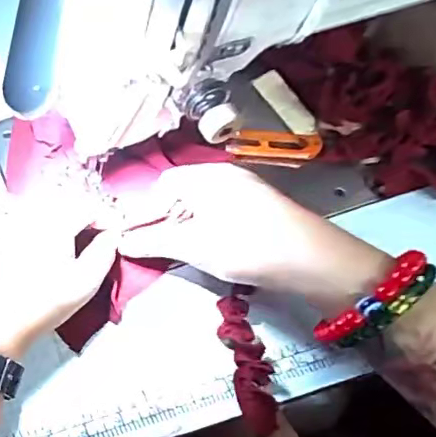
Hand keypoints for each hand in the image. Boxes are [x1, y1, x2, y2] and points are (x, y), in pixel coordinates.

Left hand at [0, 192, 118, 359]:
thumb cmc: (43, 306)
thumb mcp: (85, 284)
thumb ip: (104, 252)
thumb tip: (112, 233)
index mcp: (55, 221)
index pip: (89, 205)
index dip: (105, 218)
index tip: (112, 236)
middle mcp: (29, 211)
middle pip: (64, 199)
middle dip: (82, 214)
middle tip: (92, 238)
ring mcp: (6, 219)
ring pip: (37, 200)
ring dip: (55, 211)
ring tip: (64, 236)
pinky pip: (5, 208)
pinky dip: (18, 212)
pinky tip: (25, 227)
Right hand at [115, 164, 390, 312]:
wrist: (313, 261)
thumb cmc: (248, 247)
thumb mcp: (194, 246)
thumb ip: (155, 241)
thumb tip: (122, 241)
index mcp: (207, 175)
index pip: (161, 187)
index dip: (141, 214)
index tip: (128, 239)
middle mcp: (225, 176)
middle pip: (179, 195)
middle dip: (161, 221)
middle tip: (150, 248)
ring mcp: (244, 192)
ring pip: (199, 207)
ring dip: (182, 229)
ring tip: (176, 253)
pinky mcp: (258, 212)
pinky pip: (217, 215)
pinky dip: (203, 231)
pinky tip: (205, 251)